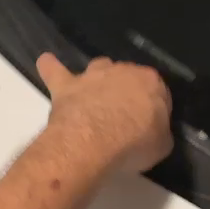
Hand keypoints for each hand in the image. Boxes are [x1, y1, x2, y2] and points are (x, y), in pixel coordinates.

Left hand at [35, 53, 174, 173]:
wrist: (93, 143)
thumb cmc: (134, 145)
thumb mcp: (162, 146)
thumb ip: (160, 132)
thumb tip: (155, 131)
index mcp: (152, 83)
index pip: (158, 90)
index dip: (154, 107)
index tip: (149, 123)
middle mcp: (124, 71)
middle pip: (128, 76)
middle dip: (127, 91)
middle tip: (124, 117)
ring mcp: (93, 75)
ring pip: (99, 67)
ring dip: (99, 79)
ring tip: (96, 98)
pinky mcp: (66, 84)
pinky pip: (55, 70)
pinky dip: (51, 67)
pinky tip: (47, 62)